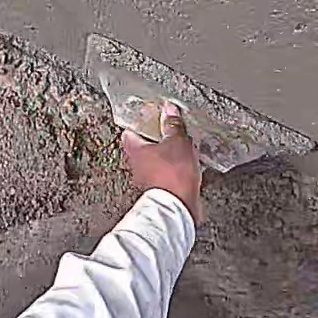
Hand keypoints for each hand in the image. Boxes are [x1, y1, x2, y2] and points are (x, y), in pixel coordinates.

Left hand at [121, 103, 202, 223]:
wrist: (177, 207)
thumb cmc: (172, 175)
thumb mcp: (177, 142)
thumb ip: (173, 126)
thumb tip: (169, 110)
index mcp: (135, 150)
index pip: (130, 132)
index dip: (139, 123)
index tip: (150, 117)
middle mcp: (137, 166)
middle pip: (143, 147)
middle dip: (156, 140)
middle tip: (169, 131)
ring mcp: (148, 180)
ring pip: (156, 162)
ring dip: (167, 156)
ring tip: (182, 148)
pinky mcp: (160, 191)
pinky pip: (167, 175)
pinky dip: (175, 170)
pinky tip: (188, 167)